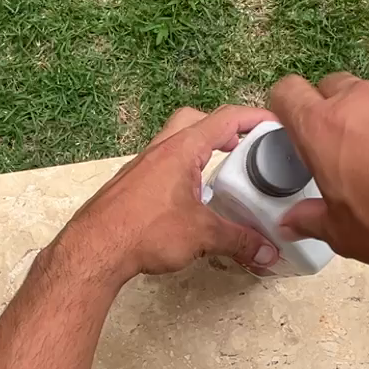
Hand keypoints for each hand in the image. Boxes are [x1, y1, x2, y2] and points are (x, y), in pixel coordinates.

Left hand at [52, 106, 281, 286]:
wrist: (95, 250)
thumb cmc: (141, 232)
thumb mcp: (202, 235)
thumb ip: (239, 241)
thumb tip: (266, 252)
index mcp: (181, 150)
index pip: (224, 119)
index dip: (253, 117)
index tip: (273, 123)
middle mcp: (159, 151)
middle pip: (194, 121)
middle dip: (221, 129)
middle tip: (240, 146)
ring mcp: (142, 168)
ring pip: (175, 145)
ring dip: (199, 154)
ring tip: (219, 177)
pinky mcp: (131, 187)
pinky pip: (162, 169)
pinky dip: (181, 176)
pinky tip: (189, 201)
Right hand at [269, 73, 368, 296]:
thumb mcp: (345, 235)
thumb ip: (312, 220)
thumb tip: (292, 221)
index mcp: (325, 129)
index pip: (287, 93)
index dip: (286, 108)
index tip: (295, 129)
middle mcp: (363, 99)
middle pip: (334, 89)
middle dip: (334, 114)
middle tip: (347, 153)